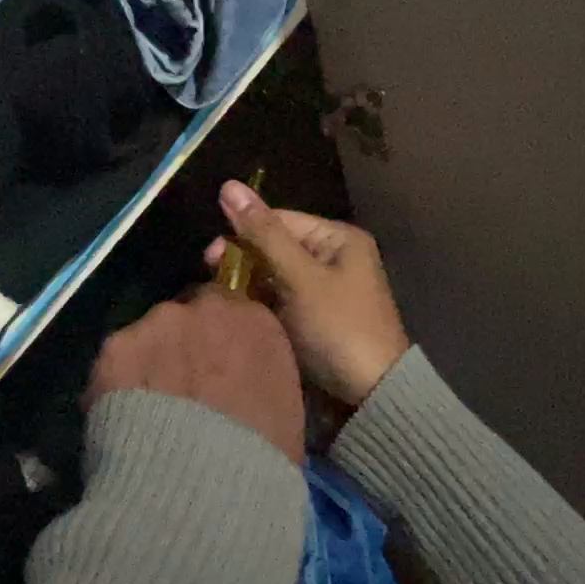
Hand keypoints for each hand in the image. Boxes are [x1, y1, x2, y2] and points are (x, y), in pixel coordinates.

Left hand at [84, 286, 305, 463]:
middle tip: (180, 390)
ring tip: (146, 411)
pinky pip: (116, 363)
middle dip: (183, 345)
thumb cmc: (260, 460)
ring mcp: (158, 324)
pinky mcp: (115, 348)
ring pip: (150, 335)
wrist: (202, 486)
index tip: (215, 371)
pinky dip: (116, 386)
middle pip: (189, 315)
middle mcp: (207, 309)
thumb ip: (260, 384)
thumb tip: (240, 393)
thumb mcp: (284, 416)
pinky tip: (120, 422)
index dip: (220, 342)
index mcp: (257, 323)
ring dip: (150, 362)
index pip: (234, 314)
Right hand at [209, 183, 411, 405]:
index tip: (211, 256)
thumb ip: (263, 233)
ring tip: (222, 301)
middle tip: (213, 279)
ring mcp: (326, 292)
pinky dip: (262, 307)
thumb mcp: (300, 276)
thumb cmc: (339, 327)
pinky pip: (281, 302)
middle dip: (244, 260)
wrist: (373, 398)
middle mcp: (334, 258)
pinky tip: (240, 317)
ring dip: (250, 286)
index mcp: (338, 239)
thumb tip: (228, 185)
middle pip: (276, 247)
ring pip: (275, 277)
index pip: (280, 220)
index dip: (243, 232)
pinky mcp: (317, 321)